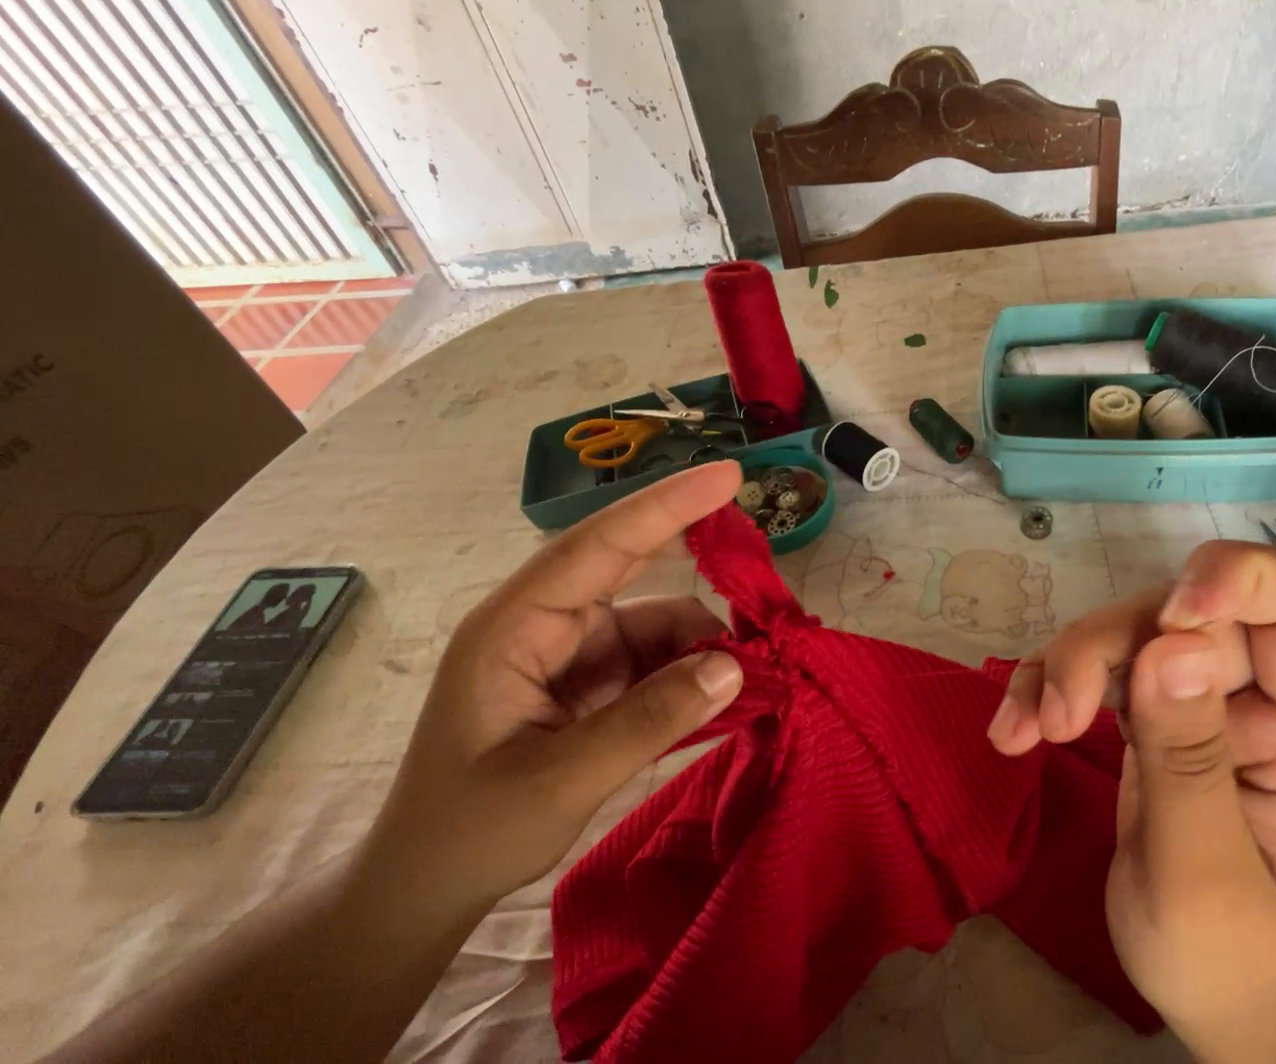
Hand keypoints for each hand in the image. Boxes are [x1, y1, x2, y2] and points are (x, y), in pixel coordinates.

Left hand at [364, 462, 747, 912]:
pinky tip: (724, 702)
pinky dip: (693, 676)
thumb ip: (650, 720)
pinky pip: (657, 661)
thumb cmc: (470, 831)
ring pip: (657, 623)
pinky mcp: (591, 685)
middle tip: (762, 568)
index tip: (728, 476)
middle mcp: (544, 625)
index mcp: (514, 627)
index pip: (597, 546)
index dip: (665, 507)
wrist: (426, 888)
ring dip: (704, 647)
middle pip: (630, 569)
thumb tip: (736, 667)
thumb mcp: (562, 780)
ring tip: (752, 683)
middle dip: (696, 561)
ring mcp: (570, 654)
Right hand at [988, 541, 1275, 1060]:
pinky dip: (1045, 686)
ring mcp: (1200, 702)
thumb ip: (1190, 763)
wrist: (1200, 991)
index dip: (1243, 580)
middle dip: (1111, 643)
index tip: (1170, 615)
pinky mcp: (1149, 715)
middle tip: (1060, 716)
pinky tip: (1014, 735)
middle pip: (1188, 611)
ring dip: (1066, 664)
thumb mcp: (1206, 879)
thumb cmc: (1227, 953)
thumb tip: (1171, 644)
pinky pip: (1094, 669)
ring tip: (1026, 737)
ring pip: (1130, 630)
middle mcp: (1259, 699)